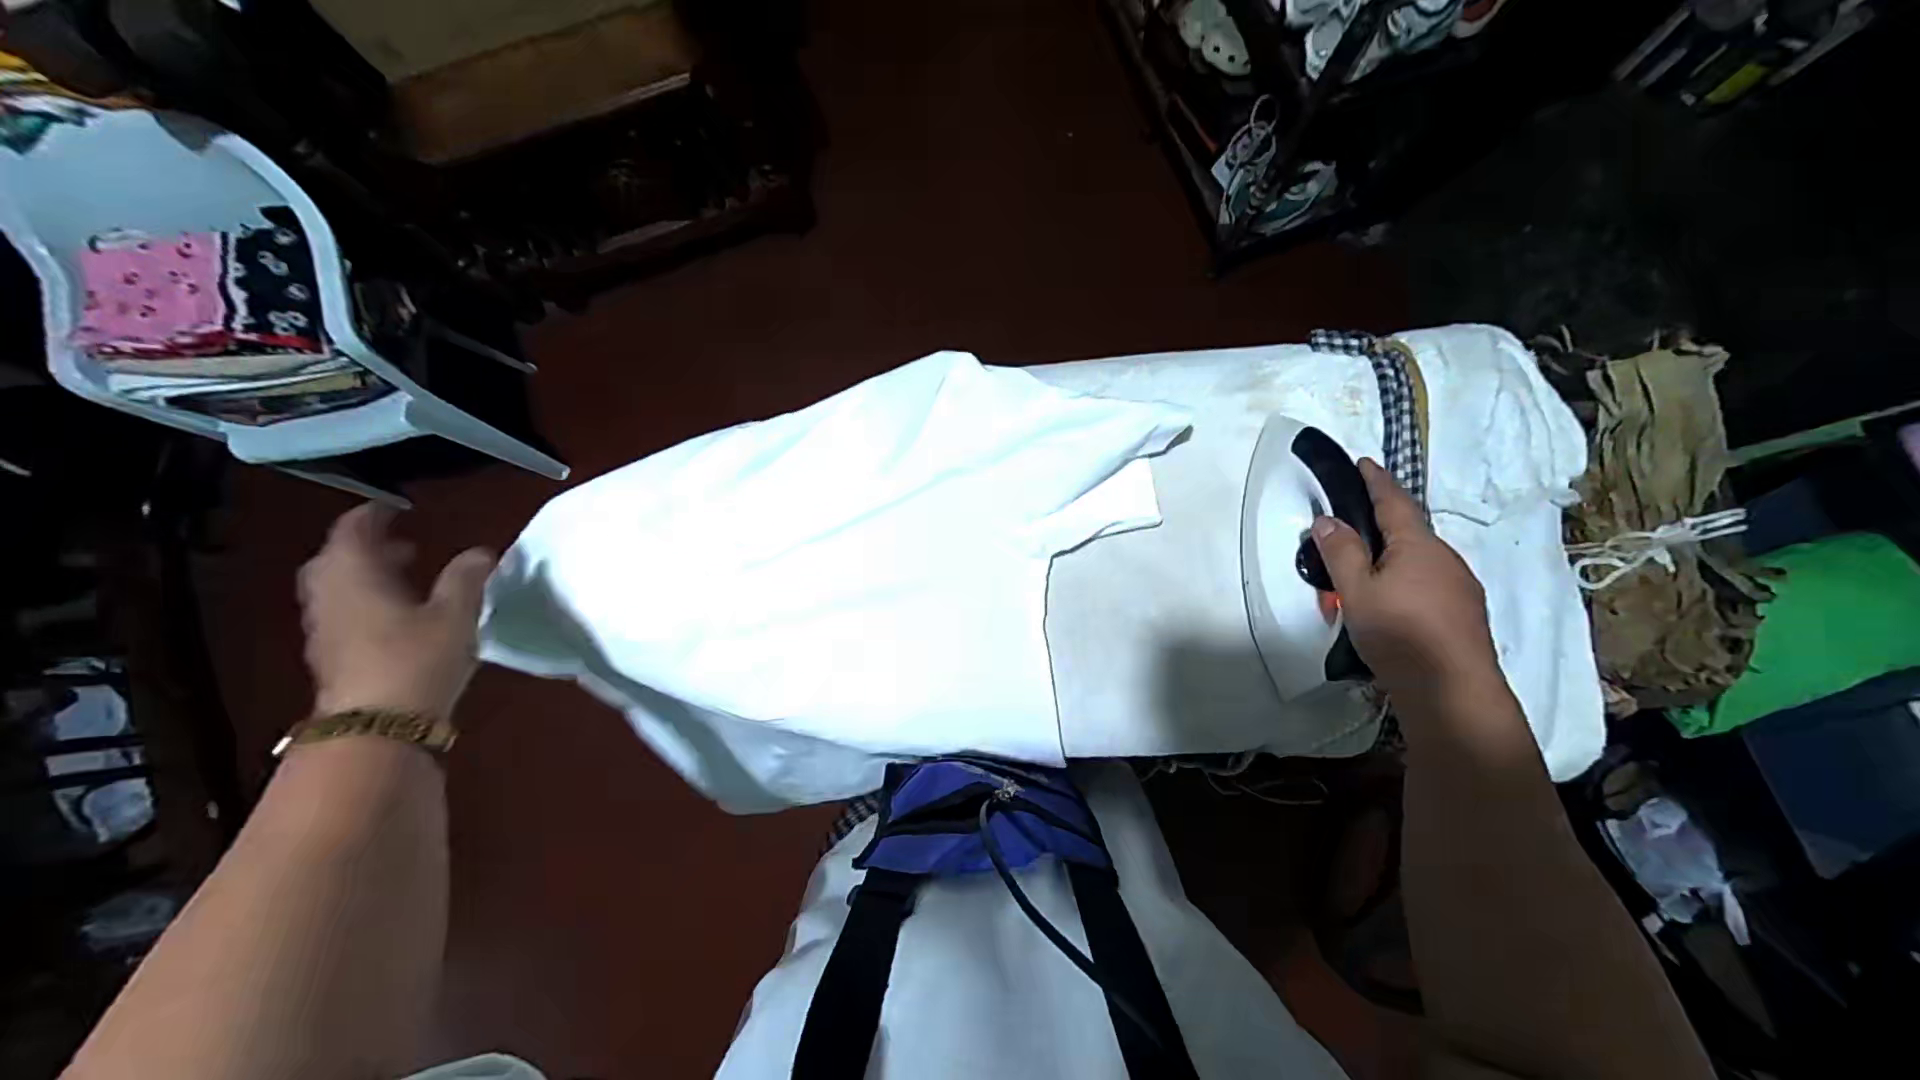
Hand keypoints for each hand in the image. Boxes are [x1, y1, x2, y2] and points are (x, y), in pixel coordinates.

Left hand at [298, 503, 495, 721]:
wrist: (381, 725)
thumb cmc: (418, 658)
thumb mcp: (456, 614)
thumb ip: (467, 578)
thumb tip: (481, 553)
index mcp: (355, 577)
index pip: (351, 533)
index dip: (370, 517)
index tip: (391, 508)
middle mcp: (332, 597)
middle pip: (336, 561)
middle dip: (365, 548)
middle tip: (401, 544)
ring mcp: (328, 629)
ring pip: (338, 588)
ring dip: (365, 575)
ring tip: (403, 576)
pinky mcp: (335, 655)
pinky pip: (344, 612)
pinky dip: (365, 601)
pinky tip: (398, 614)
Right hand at [1311, 459, 1498, 700]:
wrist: (1453, 689)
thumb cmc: (1400, 633)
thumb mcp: (1356, 591)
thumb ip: (1340, 553)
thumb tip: (1327, 520)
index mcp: (1418, 546)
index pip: (1394, 502)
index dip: (1378, 481)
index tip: (1366, 462)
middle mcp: (1446, 558)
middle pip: (1409, 531)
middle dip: (1381, 525)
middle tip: (1350, 529)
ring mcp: (1460, 586)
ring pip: (1419, 560)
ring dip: (1392, 557)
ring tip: (1364, 574)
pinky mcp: (1464, 612)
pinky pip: (1428, 582)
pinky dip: (1405, 580)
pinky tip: (1392, 603)